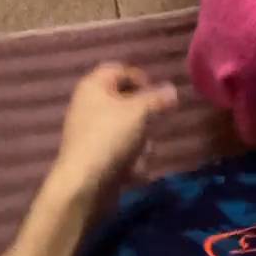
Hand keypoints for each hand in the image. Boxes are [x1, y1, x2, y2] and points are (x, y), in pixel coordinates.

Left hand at [50, 63, 180, 194]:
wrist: (83, 185)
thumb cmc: (110, 137)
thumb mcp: (140, 112)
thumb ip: (158, 98)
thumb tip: (172, 90)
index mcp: (94, 86)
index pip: (120, 70)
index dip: (142, 79)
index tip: (158, 96)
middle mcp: (89, 105)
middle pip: (126, 102)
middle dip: (144, 116)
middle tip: (155, 123)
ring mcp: (91, 133)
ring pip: (127, 129)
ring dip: (140, 142)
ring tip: (142, 152)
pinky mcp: (94, 157)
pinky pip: (120, 150)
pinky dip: (130, 159)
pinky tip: (134, 171)